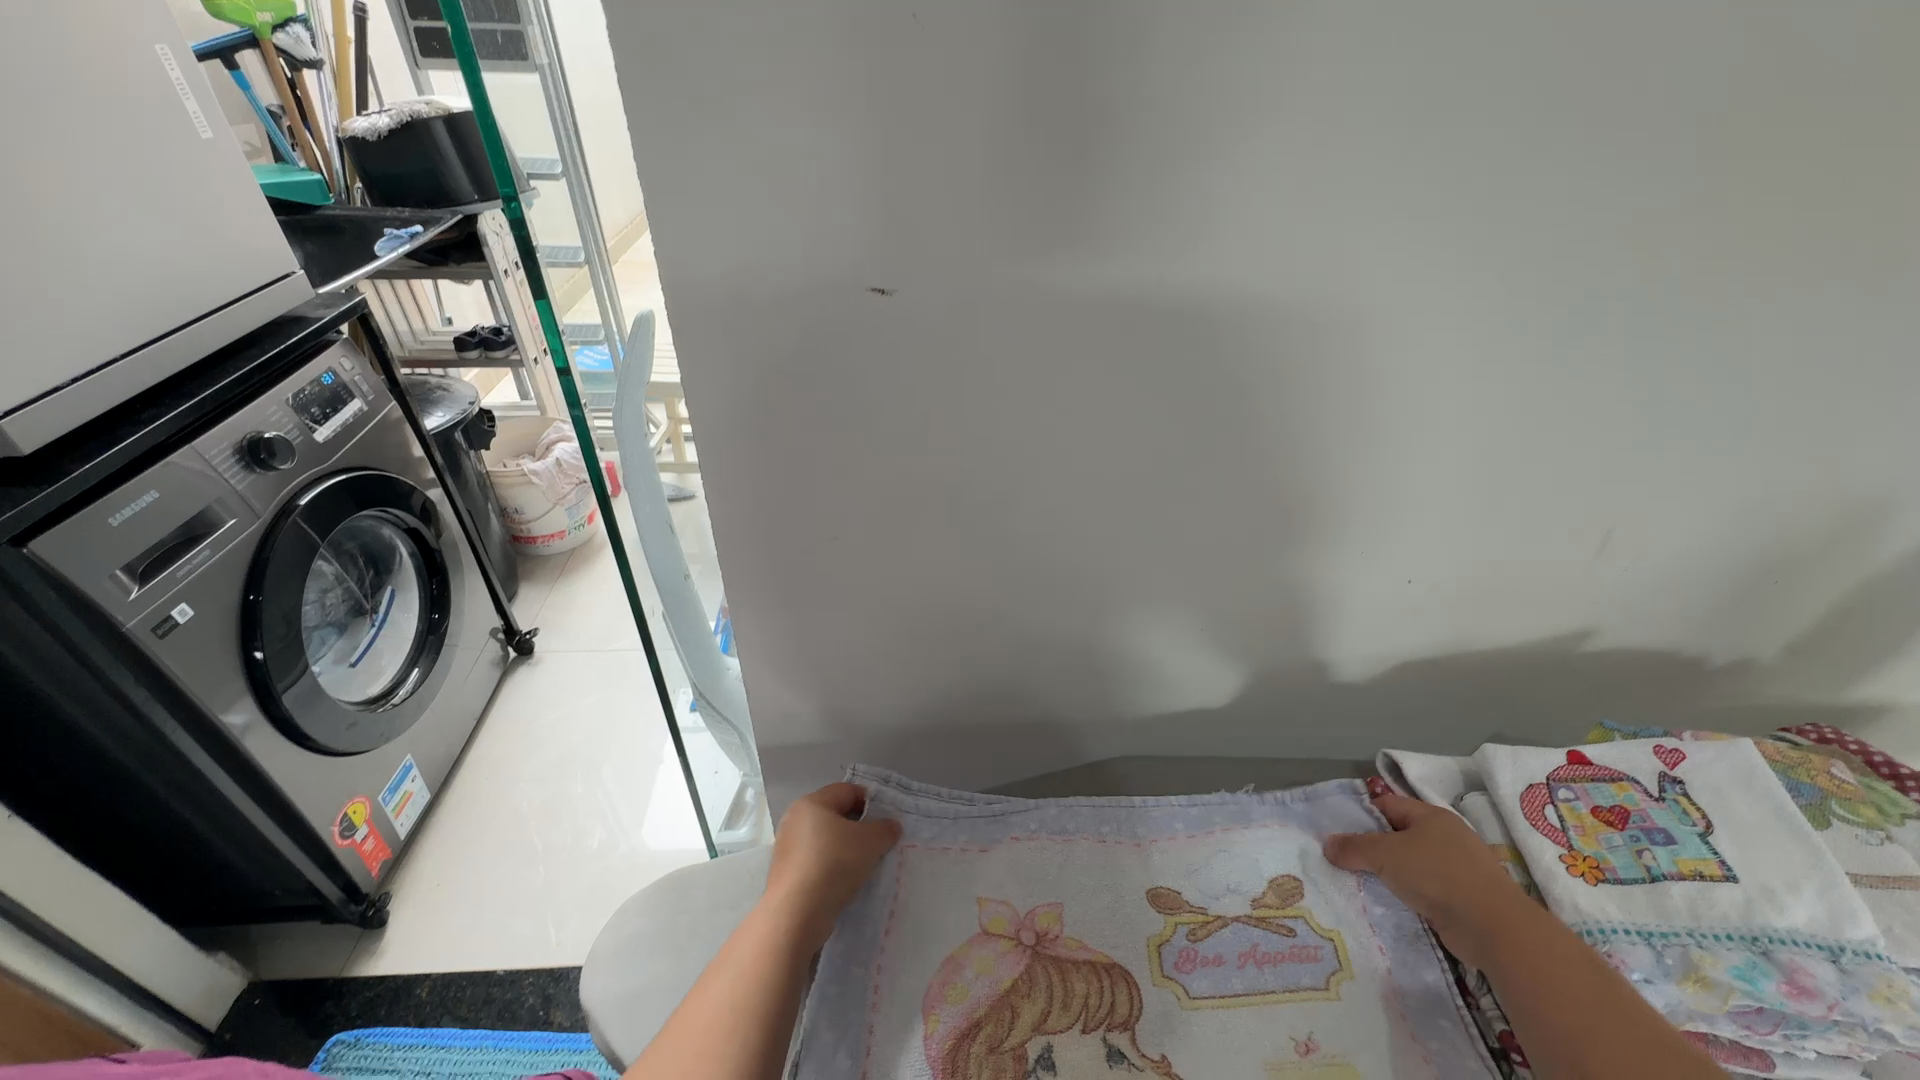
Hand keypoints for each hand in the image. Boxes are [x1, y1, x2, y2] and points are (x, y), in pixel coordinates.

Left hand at [762, 782, 902, 952]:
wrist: (797, 913)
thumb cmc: (834, 864)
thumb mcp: (870, 842)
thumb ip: (885, 829)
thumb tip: (891, 825)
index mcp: (811, 803)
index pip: (847, 791)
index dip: (871, 802)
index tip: (887, 821)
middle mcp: (795, 820)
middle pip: (835, 815)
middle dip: (859, 827)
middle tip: (879, 843)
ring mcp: (788, 847)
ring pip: (826, 840)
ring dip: (847, 849)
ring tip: (865, 865)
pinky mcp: (787, 873)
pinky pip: (817, 861)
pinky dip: (832, 867)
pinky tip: (846, 882)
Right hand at [1323, 788, 1535, 969]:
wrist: (1493, 927)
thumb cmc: (1437, 876)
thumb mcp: (1385, 854)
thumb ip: (1353, 847)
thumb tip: (1328, 844)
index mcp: (1431, 816)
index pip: (1387, 804)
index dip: (1361, 815)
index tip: (1338, 833)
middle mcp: (1446, 837)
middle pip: (1398, 834)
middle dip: (1371, 847)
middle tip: (1342, 860)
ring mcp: (1457, 868)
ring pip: (1410, 864)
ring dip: (1388, 874)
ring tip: (1359, 883)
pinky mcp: (1461, 896)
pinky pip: (1423, 888)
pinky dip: (1405, 894)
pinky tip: (1388, 903)